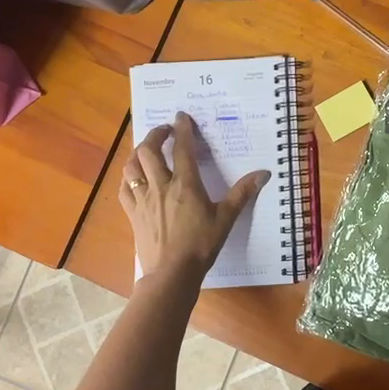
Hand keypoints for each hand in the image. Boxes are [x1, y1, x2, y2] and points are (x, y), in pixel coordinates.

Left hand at [119, 113, 271, 289]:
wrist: (172, 273)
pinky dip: (128, 177)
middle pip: (149, 151)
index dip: (182, 129)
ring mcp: (143, 199)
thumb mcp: (226, 219)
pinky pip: (125, 188)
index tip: (181, 116)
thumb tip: (263, 173)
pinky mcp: (133, 213)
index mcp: (185, 185)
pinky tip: (134, 178)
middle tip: (165, 132)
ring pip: (132, 166)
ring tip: (147, 150)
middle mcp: (161, 186)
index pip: (183, 148)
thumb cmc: (201, 245)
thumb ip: (242, 193)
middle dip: (156, 135)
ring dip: (138, 153)